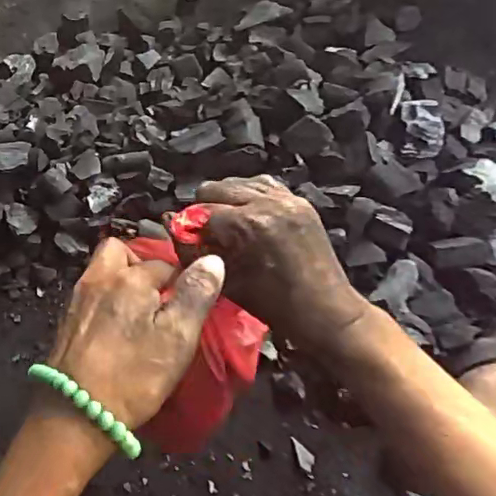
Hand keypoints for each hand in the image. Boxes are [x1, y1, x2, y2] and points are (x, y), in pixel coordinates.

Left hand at [44, 237, 225, 430]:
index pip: (163, 262)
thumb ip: (195, 295)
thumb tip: (211, 260)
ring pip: (103, 270)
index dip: (183, 277)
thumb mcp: (177, 337)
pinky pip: (92, 292)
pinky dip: (108, 297)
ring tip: (145, 311)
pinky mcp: (68, 317)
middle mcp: (98, 278)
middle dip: (141, 263)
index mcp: (127, 277)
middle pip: (119, 251)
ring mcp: (79, 297)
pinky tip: (121, 325)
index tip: (194, 296)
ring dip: (123, 279)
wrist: (78, 407)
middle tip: (162, 293)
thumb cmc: (134, 373)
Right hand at [197, 175, 371, 355]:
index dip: (191, 227)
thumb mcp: (221, 279)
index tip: (194, 242)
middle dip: (205, 210)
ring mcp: (287, 199)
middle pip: (213, 188)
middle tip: (211, 234)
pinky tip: (247, 215)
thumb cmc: (270, 303)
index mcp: (247, 223)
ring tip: (230, 225)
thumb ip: (188, 247)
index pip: (198, 211)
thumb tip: (169, 221)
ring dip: (225, 201)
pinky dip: (247, 196)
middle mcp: (267, 203)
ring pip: (234, 183)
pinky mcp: (298, 201)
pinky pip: (261, 184)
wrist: (326, 312)